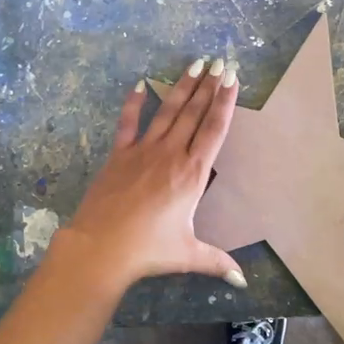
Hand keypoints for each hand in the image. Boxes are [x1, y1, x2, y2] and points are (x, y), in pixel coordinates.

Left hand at [51, 58, 244, 293]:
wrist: (101, 246)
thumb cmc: (148, 250)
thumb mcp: (187, 254)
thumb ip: (216, 262)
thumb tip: (242, 281)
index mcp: (192, 174)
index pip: (214, 130)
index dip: (225, 102)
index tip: (232, 78)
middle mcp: (171, 154)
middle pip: (194, 113)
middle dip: (209, 86)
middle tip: (220, 62)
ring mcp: (143, 151)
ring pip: (167, 111)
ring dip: (182, 87)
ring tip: (195, 64)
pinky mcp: (119, 154)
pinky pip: (128, 123)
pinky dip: (134, 103)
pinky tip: (140, 83)